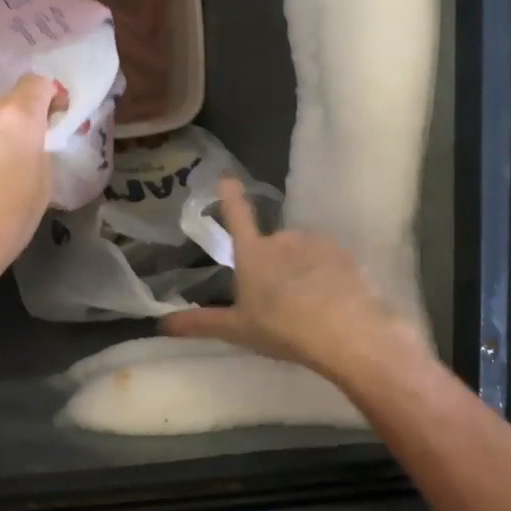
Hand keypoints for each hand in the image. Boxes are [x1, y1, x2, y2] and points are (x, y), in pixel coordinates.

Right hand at [162, 176, 426, 381]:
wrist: (347, 333)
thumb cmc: (283, 328)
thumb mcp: (237, 330)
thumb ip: (200, 323)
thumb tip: (161, 324)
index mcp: (252, 254)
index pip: (236, 216)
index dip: (230, 196)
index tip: (227, 176)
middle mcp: (282, 240)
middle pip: (273, 247)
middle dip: (275, 266)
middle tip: (279, 302)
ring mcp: (317, 244)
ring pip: (304, 254)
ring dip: (303, 271)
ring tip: (309, 308)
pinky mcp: (348, 256)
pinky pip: (332, 264)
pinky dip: (330, 278)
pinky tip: (334, 304)